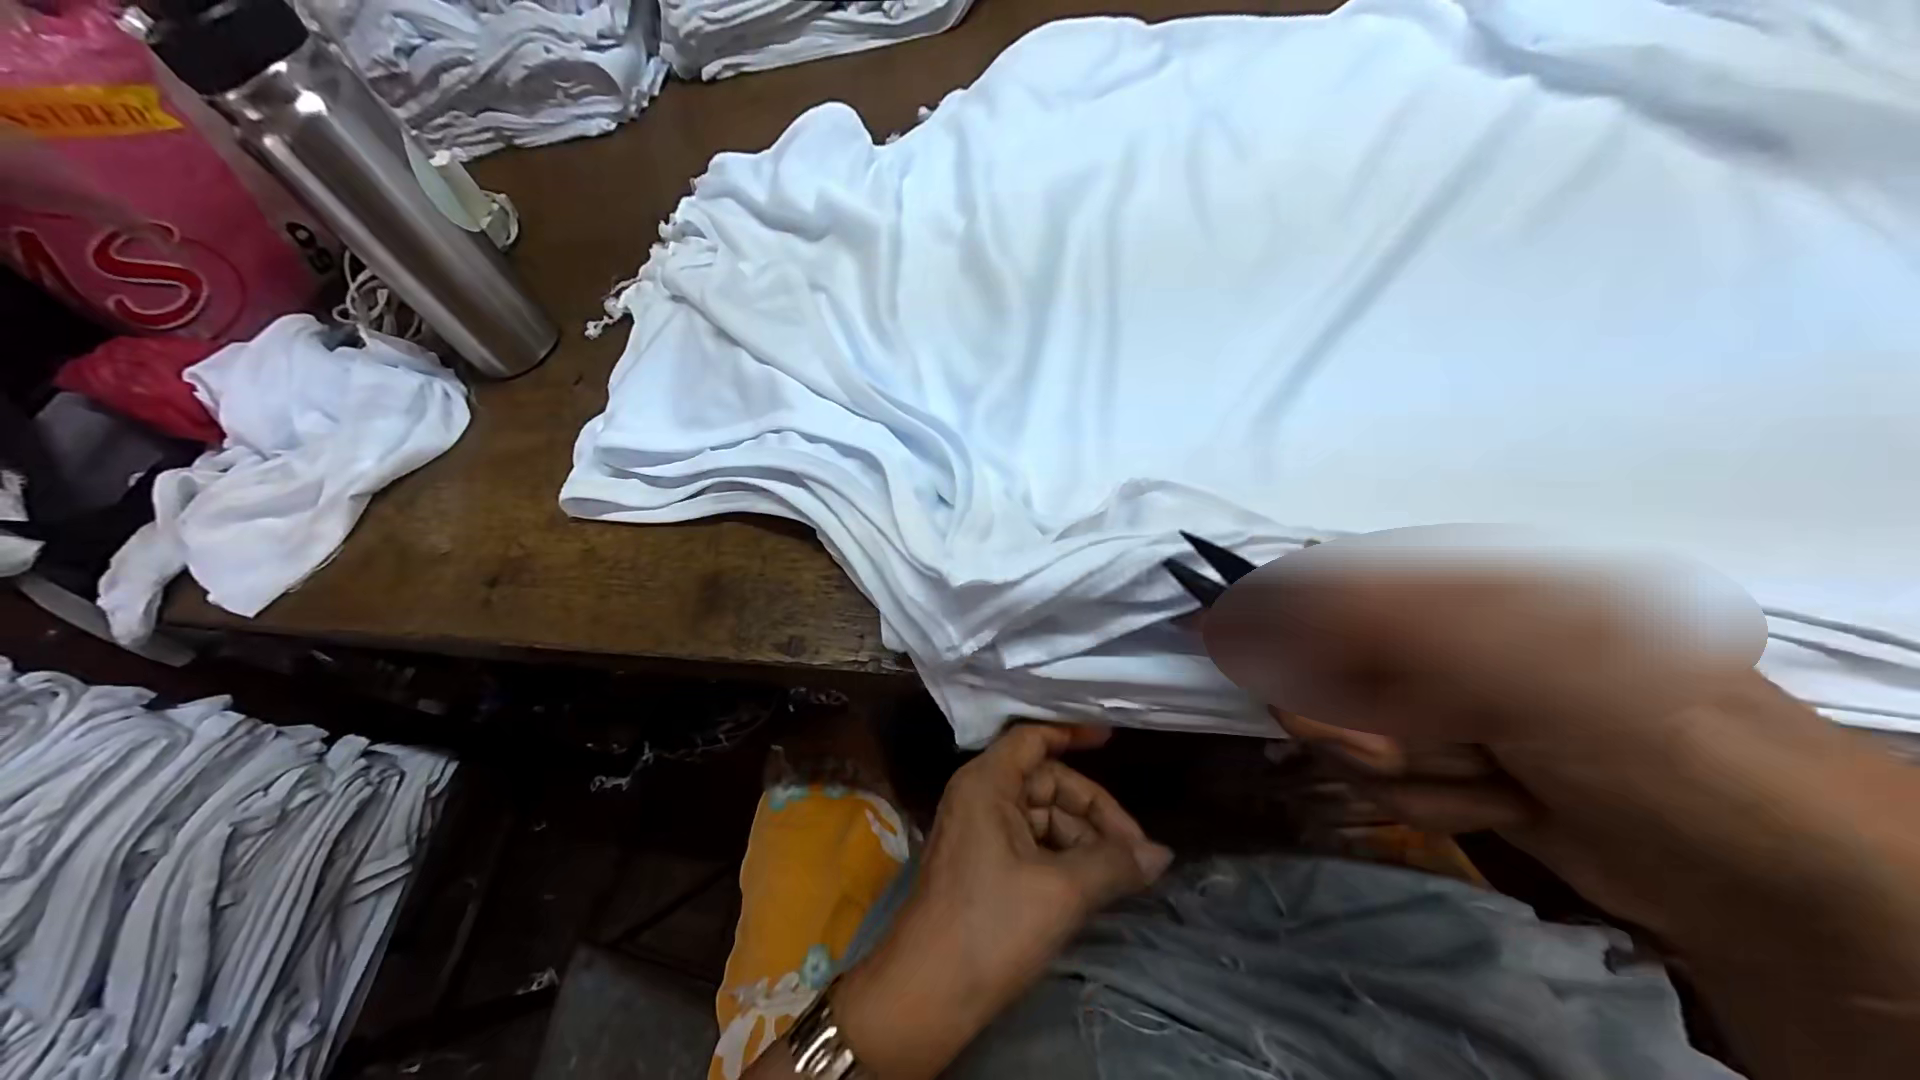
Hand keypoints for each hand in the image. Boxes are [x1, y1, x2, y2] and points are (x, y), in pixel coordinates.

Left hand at [831, 724, 1171, 1079]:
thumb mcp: (1062, 892)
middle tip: (1137, 850)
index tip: (1111, 739)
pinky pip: (1032, 845)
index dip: (1071, 734)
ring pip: (1043, 818)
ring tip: (1124, 875)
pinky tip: (1096, 885)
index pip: (1032, 739)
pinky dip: (1065, 859)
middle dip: (1093, 811)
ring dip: (1084, 840)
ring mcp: (979, 832)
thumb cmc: (991, 926)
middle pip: (1046, 782)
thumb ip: (1114, 863)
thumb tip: (1162, 854)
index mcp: (987, 783)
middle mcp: (980, 797)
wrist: (925, 996)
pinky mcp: (983, 866)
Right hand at [1202, 552, 1919, 1079]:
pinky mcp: (1432, 759)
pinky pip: (1369, 777)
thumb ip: (1379, 629)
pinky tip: (1506, 804)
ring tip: (1499, 779)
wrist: (1766, 877)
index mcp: (1438, 584)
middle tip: (1439, 744)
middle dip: (1360, 726)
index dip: (1292, 650)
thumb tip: (1237, 615)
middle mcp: (1419, 633)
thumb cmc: (1652, 741)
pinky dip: (1428, 800)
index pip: (1301, 597)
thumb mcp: (1520, 667)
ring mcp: (1425, 699)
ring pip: (1334, 732)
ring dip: (1405, 772)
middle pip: (1307, 672)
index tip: (1325, 701)